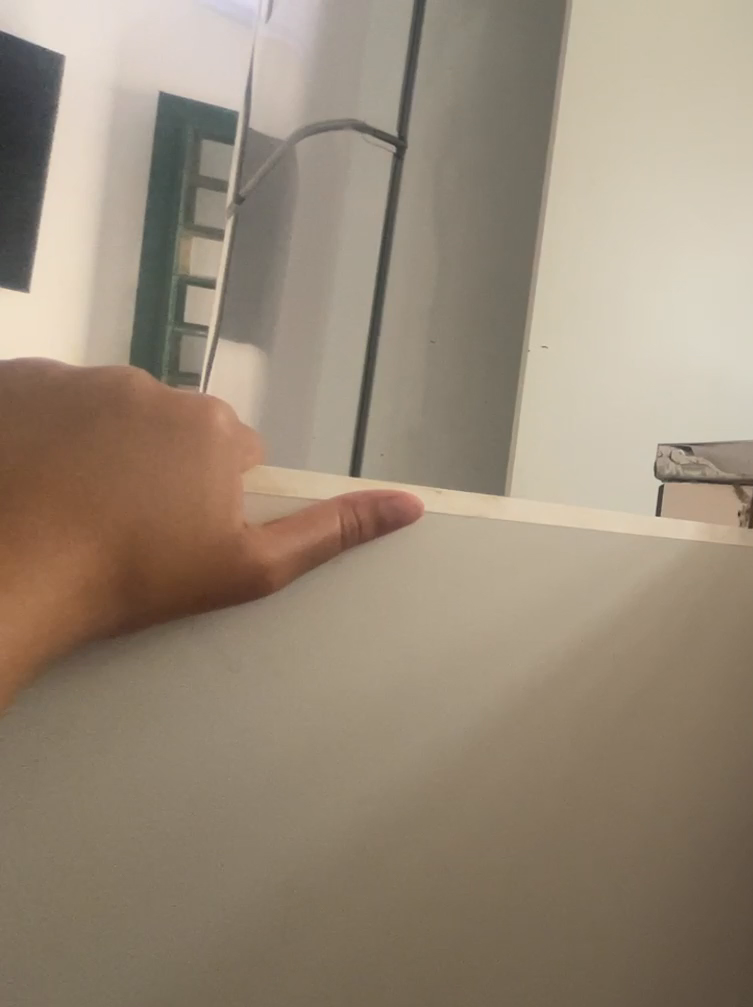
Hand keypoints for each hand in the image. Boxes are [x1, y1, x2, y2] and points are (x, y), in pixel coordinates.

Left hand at [0, 360, 424, 704]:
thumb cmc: (128, 576)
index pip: (233, 449)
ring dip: (97, 444)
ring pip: (104, 411)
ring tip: (67, 501)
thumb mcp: (255, 565)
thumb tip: (410, 504)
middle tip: (125, 521)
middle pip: (169, 424)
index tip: (179, 528)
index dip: (213, 492)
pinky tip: (24, 477)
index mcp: (211, 425)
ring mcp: (60, 380)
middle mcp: (142, 386)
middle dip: (158, 463)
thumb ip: (337, 528)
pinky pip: (37, 401)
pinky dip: (34, 430)